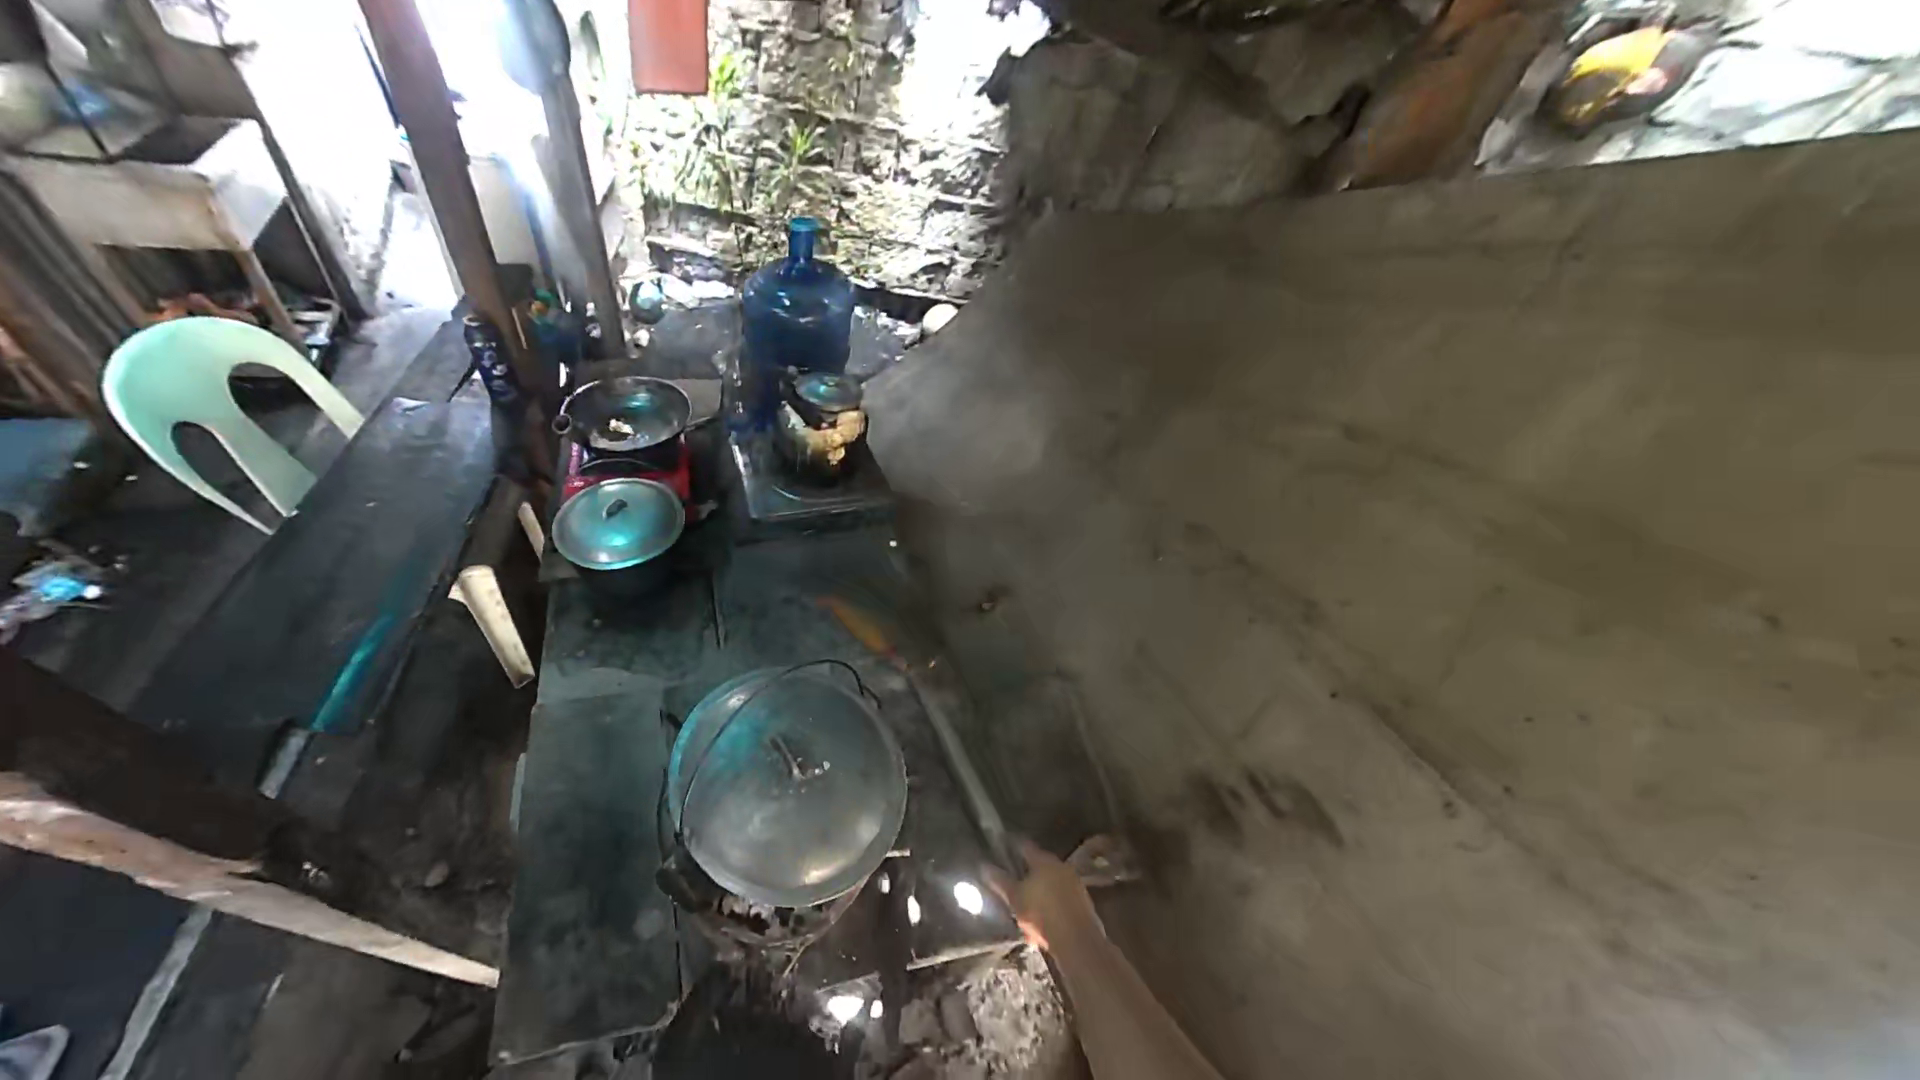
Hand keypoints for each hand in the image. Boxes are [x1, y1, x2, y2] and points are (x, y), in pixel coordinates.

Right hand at [987, 838, 1101, 951]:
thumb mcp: (1015, 898)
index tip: (1002, 847)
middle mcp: (1061, 866)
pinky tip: (1041, 923)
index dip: (1012, 845)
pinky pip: (1060, 899)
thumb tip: (984, 866)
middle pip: (1038, 865)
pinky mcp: (1083, 902)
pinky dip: (1050, 906)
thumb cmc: (1041, 914)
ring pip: (1050, 884)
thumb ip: (1000, 881)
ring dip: (1038, 893)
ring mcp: (1074, 883)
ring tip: (1025, 910)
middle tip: (1012, 886)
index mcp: (1043, 860)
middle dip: (1025, 875)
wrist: (1078, 942)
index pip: (1024, 846)